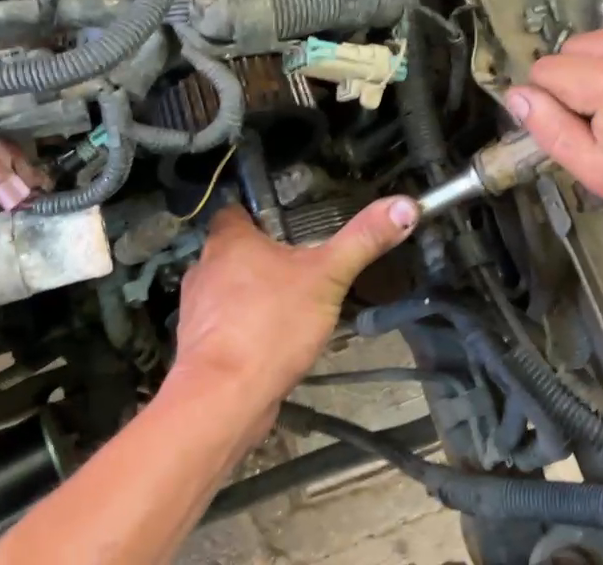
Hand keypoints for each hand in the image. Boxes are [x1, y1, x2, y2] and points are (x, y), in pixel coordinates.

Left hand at [171, 198, 418, 412]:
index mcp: (228, 239)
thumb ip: (363, 240)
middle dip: (263, 257)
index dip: (258, 214)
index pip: (235, 210)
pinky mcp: (200, 348)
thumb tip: (404, 205)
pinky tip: (274, 343)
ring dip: (253, 295)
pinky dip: (246, 330)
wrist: (223, 398)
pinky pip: (226, 327)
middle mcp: (205, 268)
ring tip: (292, 305)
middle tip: (300, 264)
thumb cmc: (270, 324)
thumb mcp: (328, 275)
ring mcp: (197, 310)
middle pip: (234, 251)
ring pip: (228, 290)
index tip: (286, 223)